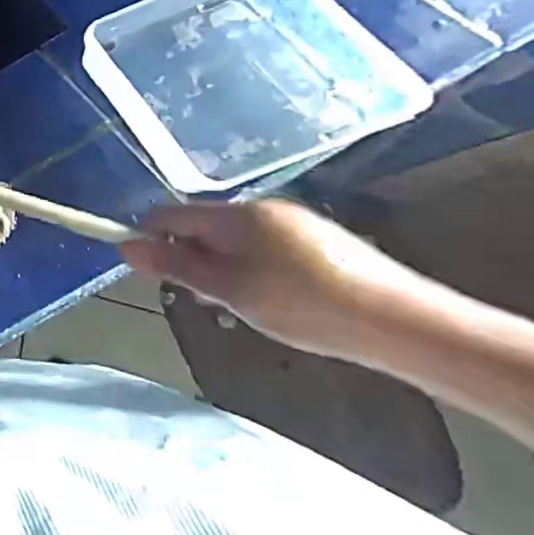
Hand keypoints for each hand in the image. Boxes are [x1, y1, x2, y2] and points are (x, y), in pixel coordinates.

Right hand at [119, 200, 433, 357]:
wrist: (407, 325)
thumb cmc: (305, 305)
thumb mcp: (228, 290)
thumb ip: (175, 266)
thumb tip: (125, 245)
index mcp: (235, 214)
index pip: (168, 215)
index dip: (152, 241)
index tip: (156, 275)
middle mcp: (262, 209)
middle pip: (201, 227)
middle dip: (193, 260)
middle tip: (208, 300)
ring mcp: (295, 224)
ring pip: (233, 242)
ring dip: (225, 269)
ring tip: (247, 307)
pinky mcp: (321, 243)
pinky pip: (265, 249)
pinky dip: (256, 272)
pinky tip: (280, 303)